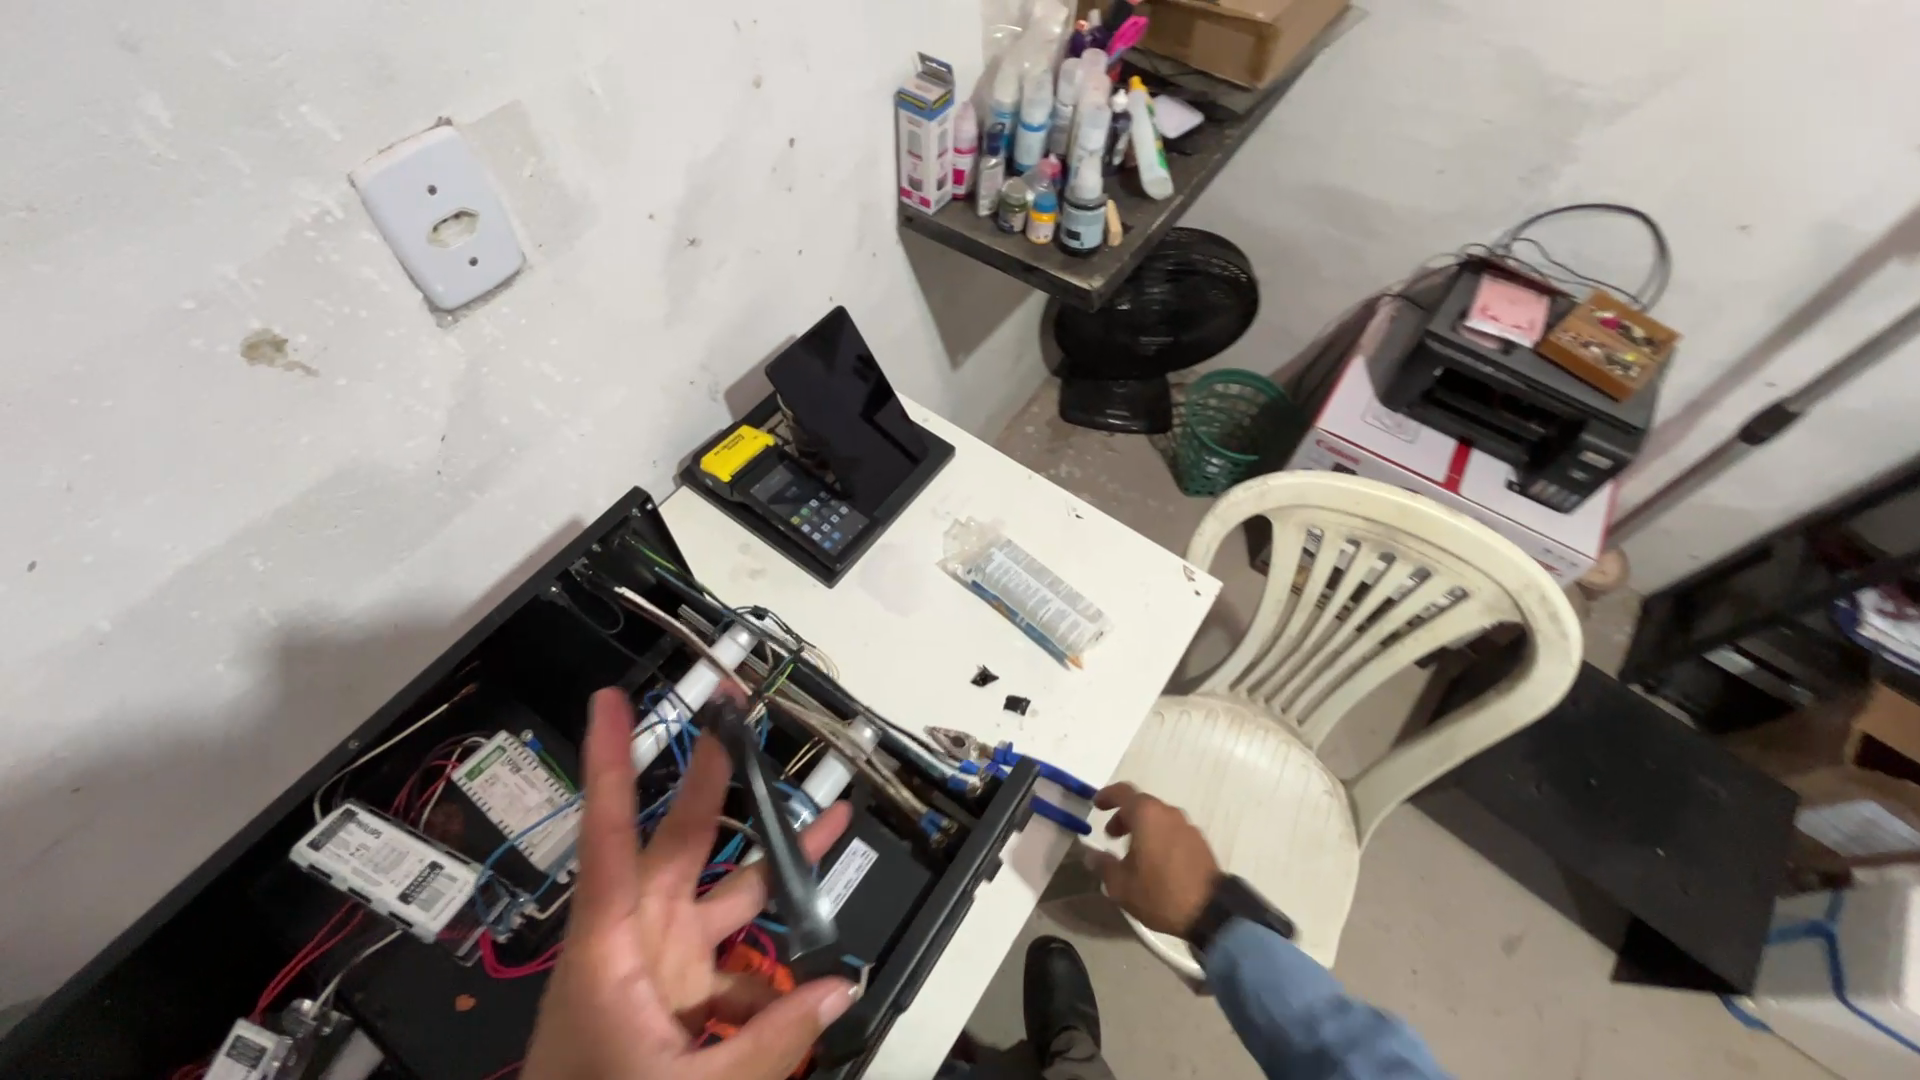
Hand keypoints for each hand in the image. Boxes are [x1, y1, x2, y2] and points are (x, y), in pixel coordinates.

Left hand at [523, 688, 858, 1079]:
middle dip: (714, 775)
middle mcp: (637, 937)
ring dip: (780, 861)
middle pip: (682, 839)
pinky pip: (739, 965)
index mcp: (611, 944)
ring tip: (834, 821)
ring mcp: (663, 966)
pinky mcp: (683, 998)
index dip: (610, 764)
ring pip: (730, 891)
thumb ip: (771, 1039)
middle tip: (738, 711)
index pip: (608, 834)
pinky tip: (811, 995)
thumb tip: (841, 990)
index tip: (610, 701)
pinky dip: (775, 973)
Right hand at [1085, 782, 1221, 937]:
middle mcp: (1168, 813)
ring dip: (1143, 828)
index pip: (1123, 792)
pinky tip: (1156, 862)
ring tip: (1134, 854)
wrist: (1210, 912)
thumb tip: (1090, 855)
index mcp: (1147, 815)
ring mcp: (1187, 826)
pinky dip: (1160, 837)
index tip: (1096, 805)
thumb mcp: (1121, 886)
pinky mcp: (1200, 842)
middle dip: (1124, 817)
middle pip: (1141, 805)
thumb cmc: (1159, 893)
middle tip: (1112, 836)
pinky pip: (1173, 831)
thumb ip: (1103, 865)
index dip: (1107, 796)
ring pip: (1158, 818)